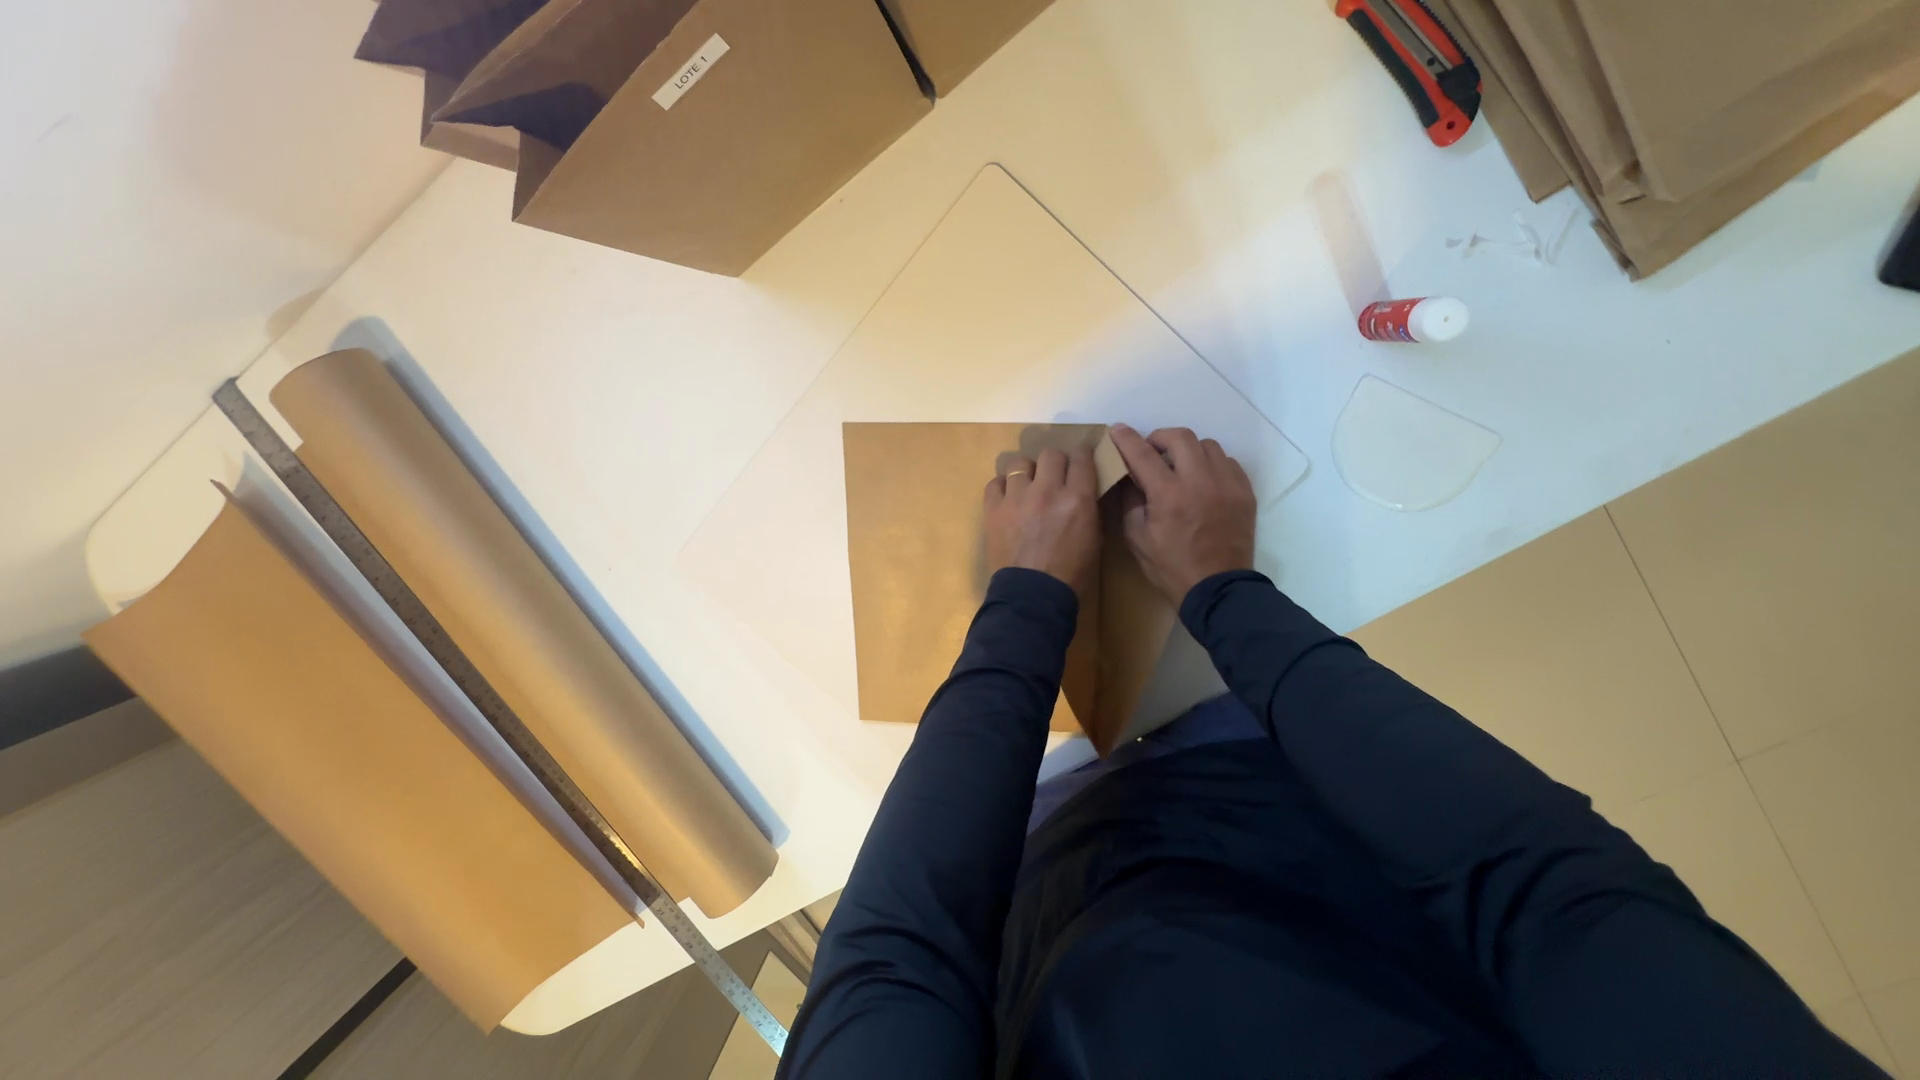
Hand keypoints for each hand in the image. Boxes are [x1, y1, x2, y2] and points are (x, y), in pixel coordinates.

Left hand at [984, 444, 1101, 597]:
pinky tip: (1008, 499)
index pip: (1081, 457)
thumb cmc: (1071, 573)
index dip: (1082, 455)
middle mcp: (1047, 490)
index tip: (1080, 460)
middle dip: (1055, 463)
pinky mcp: (993, 509)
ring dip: (1027, 472)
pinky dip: (1002, 487)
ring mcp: (1016, 497)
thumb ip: (1089, 508)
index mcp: (1077, 498)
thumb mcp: (1094, 538)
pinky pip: (994, 482)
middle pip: (1050, 454)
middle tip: (1054, 477)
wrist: (1032, 596)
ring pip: (1019, 463)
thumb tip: (1085, 490)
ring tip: (1027, 487)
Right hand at [1109, 424, 1256, 604]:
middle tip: (1152, 451)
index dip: (1126, 438)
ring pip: (1207, 446)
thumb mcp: (1137, 539)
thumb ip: (1130, 502)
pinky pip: (1227, 462)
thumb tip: (1129, 477)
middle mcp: (1199, 481)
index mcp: (1168, 495)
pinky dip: (1211, 464)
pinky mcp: (1244, 492)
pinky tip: (1203, 481)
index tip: (1117, 430)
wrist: (1217, 590)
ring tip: (1180, 467)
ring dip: (1188, 450)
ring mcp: (1227, 485)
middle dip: (1160, 438)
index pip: (1142, 454)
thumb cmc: (1171, 568)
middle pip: (1180, 437)